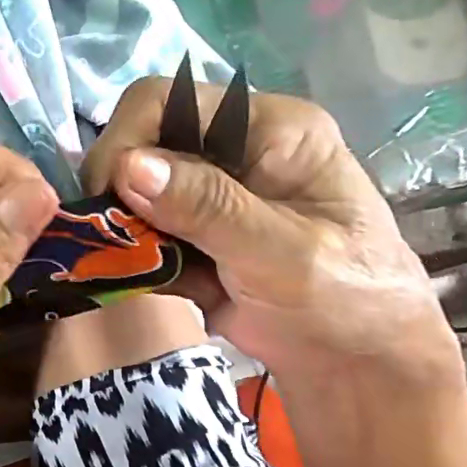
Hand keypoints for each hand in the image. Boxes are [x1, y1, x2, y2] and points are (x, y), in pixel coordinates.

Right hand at [82, 76, 457, 386]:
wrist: (357, 364)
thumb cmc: (346, 302)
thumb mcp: (282, 254)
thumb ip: (208, 207)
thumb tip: (127, 166)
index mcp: (268, 129)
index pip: (166, 102)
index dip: (124, 143)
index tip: (109, 202)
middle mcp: (230, 148)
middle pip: (137, 142)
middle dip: (116, 191)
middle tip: (116, 241)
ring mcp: (206, 192)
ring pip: (127, 190)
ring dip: (117, 227)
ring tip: (131, 266)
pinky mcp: (187, 231)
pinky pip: (135, 229)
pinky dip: (126, 254)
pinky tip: (143, 279)